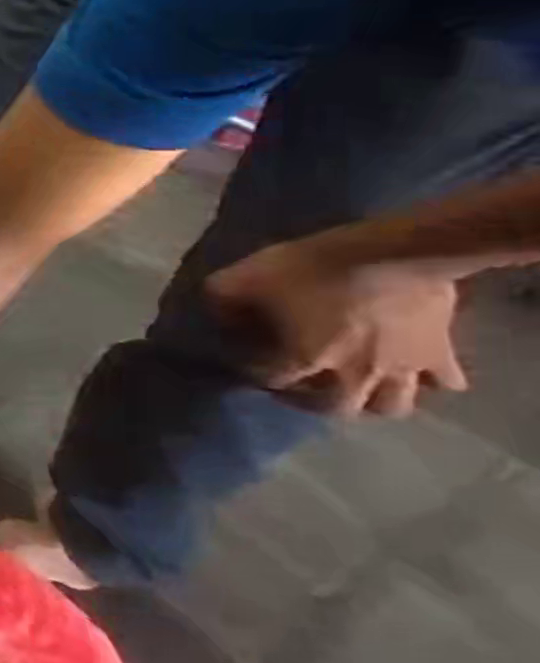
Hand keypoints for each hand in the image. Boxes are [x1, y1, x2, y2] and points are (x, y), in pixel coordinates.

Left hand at [206, 239, 467, 416]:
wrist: (391, 253)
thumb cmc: (309, 267)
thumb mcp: (240, 278)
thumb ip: (221, 303)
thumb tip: (218, 320)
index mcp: (304, 358)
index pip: (272, 379)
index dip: (253, 372)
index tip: (245, 363)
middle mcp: (356, 374)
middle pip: (337, 408)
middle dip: (311, 402)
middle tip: (296, 387)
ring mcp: (404, 368)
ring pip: (392, 406)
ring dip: (369, 402)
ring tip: (351, 388)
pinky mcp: (441, 353)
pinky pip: (443, 383)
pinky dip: (427, 384)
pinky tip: (411, 372)